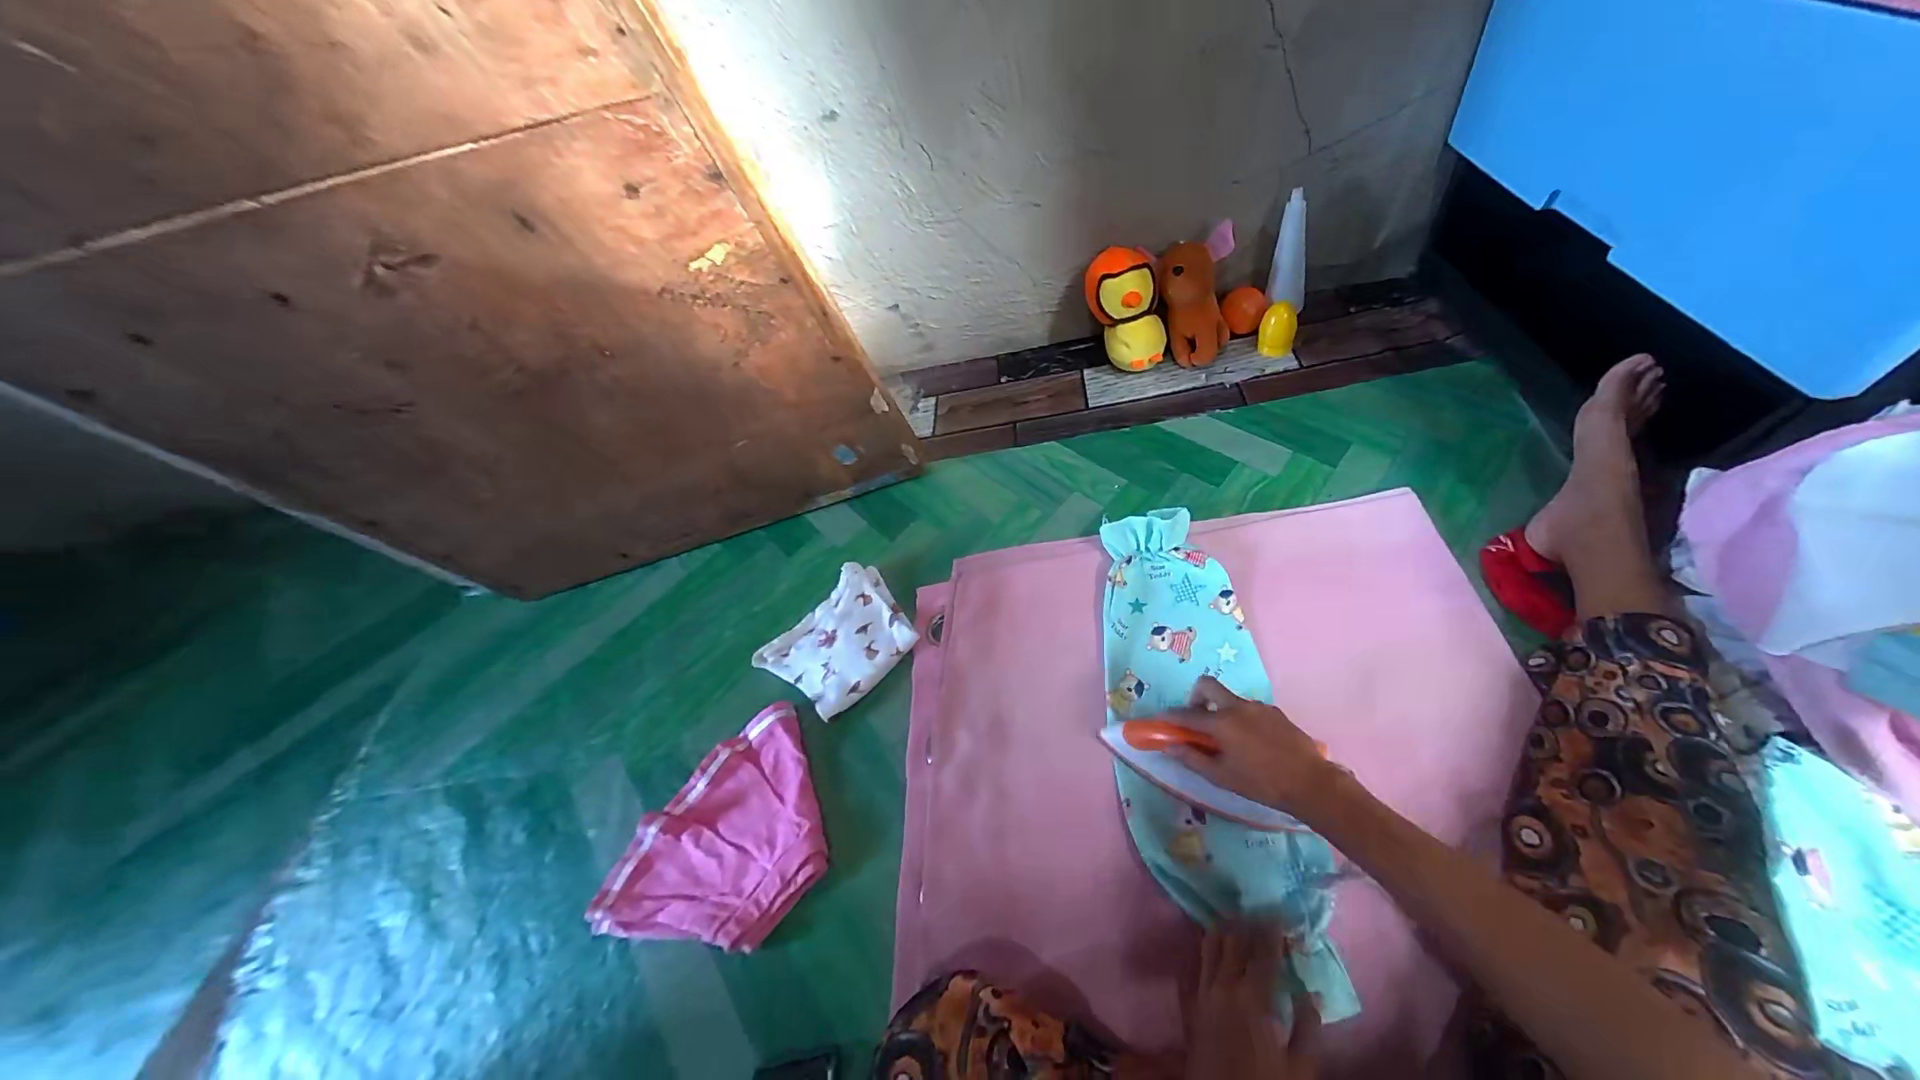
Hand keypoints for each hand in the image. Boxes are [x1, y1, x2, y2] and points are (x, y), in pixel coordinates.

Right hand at [1151, 676, 1348, 822]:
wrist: (1312, 784)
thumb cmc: (1262, 783)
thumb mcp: (1222, 776)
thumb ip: (1192, 759)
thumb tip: (1170, 747)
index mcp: (1221, 723)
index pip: (1186, 714)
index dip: (1170, 717)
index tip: (1161, 720)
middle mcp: (1238, 707)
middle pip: (1207, 686)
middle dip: (1195, 697)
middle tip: (1197, 719)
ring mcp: (1259, 707)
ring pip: (1231, 700)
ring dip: (1222, 711)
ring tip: (1229, 740)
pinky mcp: (1276, 713)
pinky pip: (1250, 710)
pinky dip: (1242, 719)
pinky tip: (1252, 743)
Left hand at [1185, 923, 1319, 1079]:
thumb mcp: (1299, 1068)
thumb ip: (1307, 1027)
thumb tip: (1311, 992)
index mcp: (1252, 999)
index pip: (1263, 953)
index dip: (1272, 931)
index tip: (1280, 912)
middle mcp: (1223, 986)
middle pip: (1234, 943)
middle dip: (1248, 924)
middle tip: (1260, 910)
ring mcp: (1203, 992)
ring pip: (1211, 947)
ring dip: (1225, 930)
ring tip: (1236, 916)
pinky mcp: (1192, 1002)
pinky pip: (1198, 963)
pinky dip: (1207, 946)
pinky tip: (1212, 940)